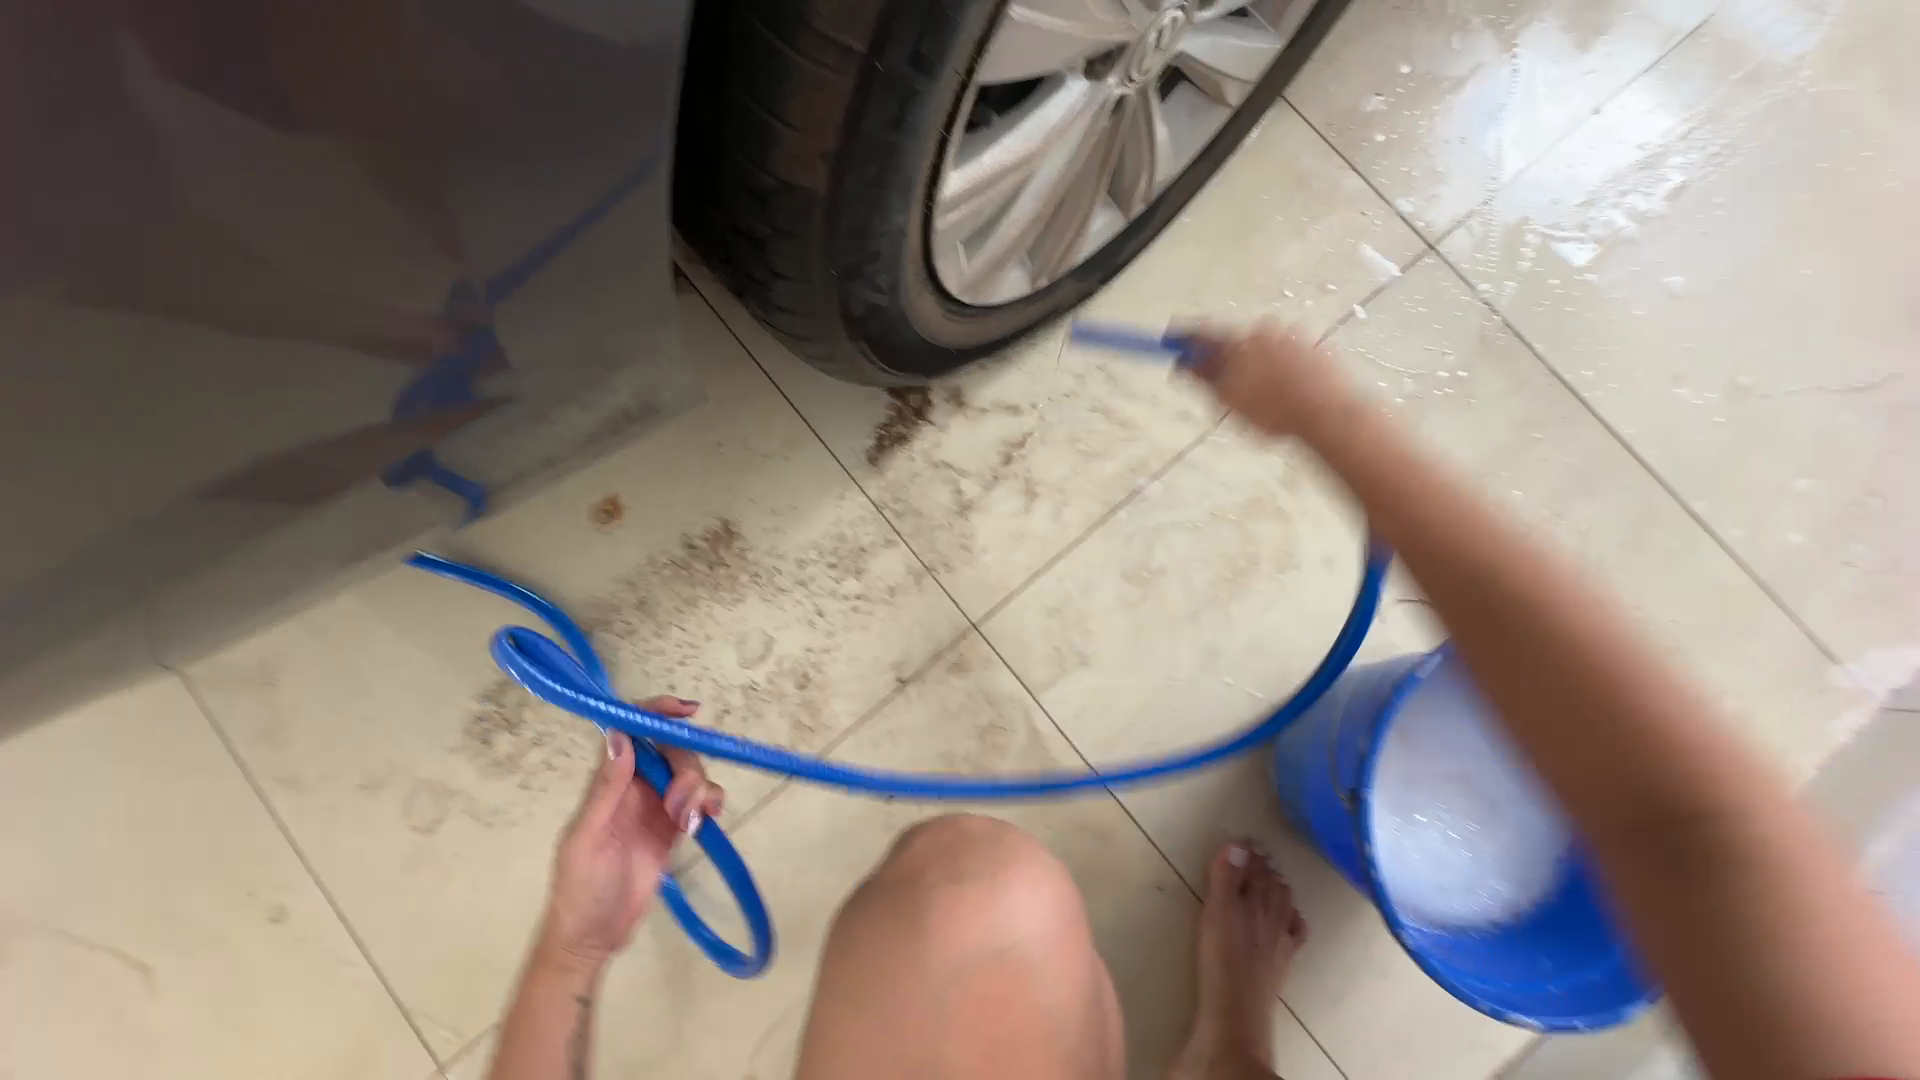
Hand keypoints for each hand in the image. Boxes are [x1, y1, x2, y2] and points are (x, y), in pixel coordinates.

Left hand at [539, 696, 723, 967]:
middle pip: (672, 752)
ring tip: (690, 825)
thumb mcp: (588, 839)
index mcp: (608, 782)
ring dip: (699, 790)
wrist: (593, 937)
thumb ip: (606, 789)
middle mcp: (635, 786)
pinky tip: (706, 823)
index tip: (687, 712)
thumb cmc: (580, 889)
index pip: (632, 732)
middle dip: (686, 769)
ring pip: (691, 773)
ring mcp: (657, 805)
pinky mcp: (675, 827)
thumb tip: (619, 735)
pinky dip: (710, 803)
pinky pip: (701, 800)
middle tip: (682, 807)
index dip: (657, 713)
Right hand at [1183, 322, 1360, 438]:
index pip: (1202, 332)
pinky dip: (1282, 371)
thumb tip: (1182, 363)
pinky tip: (1285, 396)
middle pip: (1235, 340)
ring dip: (1256, 368)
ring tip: (1262, 401)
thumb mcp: (1229, 399)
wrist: (1330, 414)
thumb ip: (1203, 377)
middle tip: (1223, 388)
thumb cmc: (1275, 410)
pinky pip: (1290, 357)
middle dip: (1226, 359)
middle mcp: (1266, 329)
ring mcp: (1295, 336)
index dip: (1183, 337)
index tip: (1169, 341)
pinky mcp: (1317, 348)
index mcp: (1240, 340)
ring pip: (1264, 349)